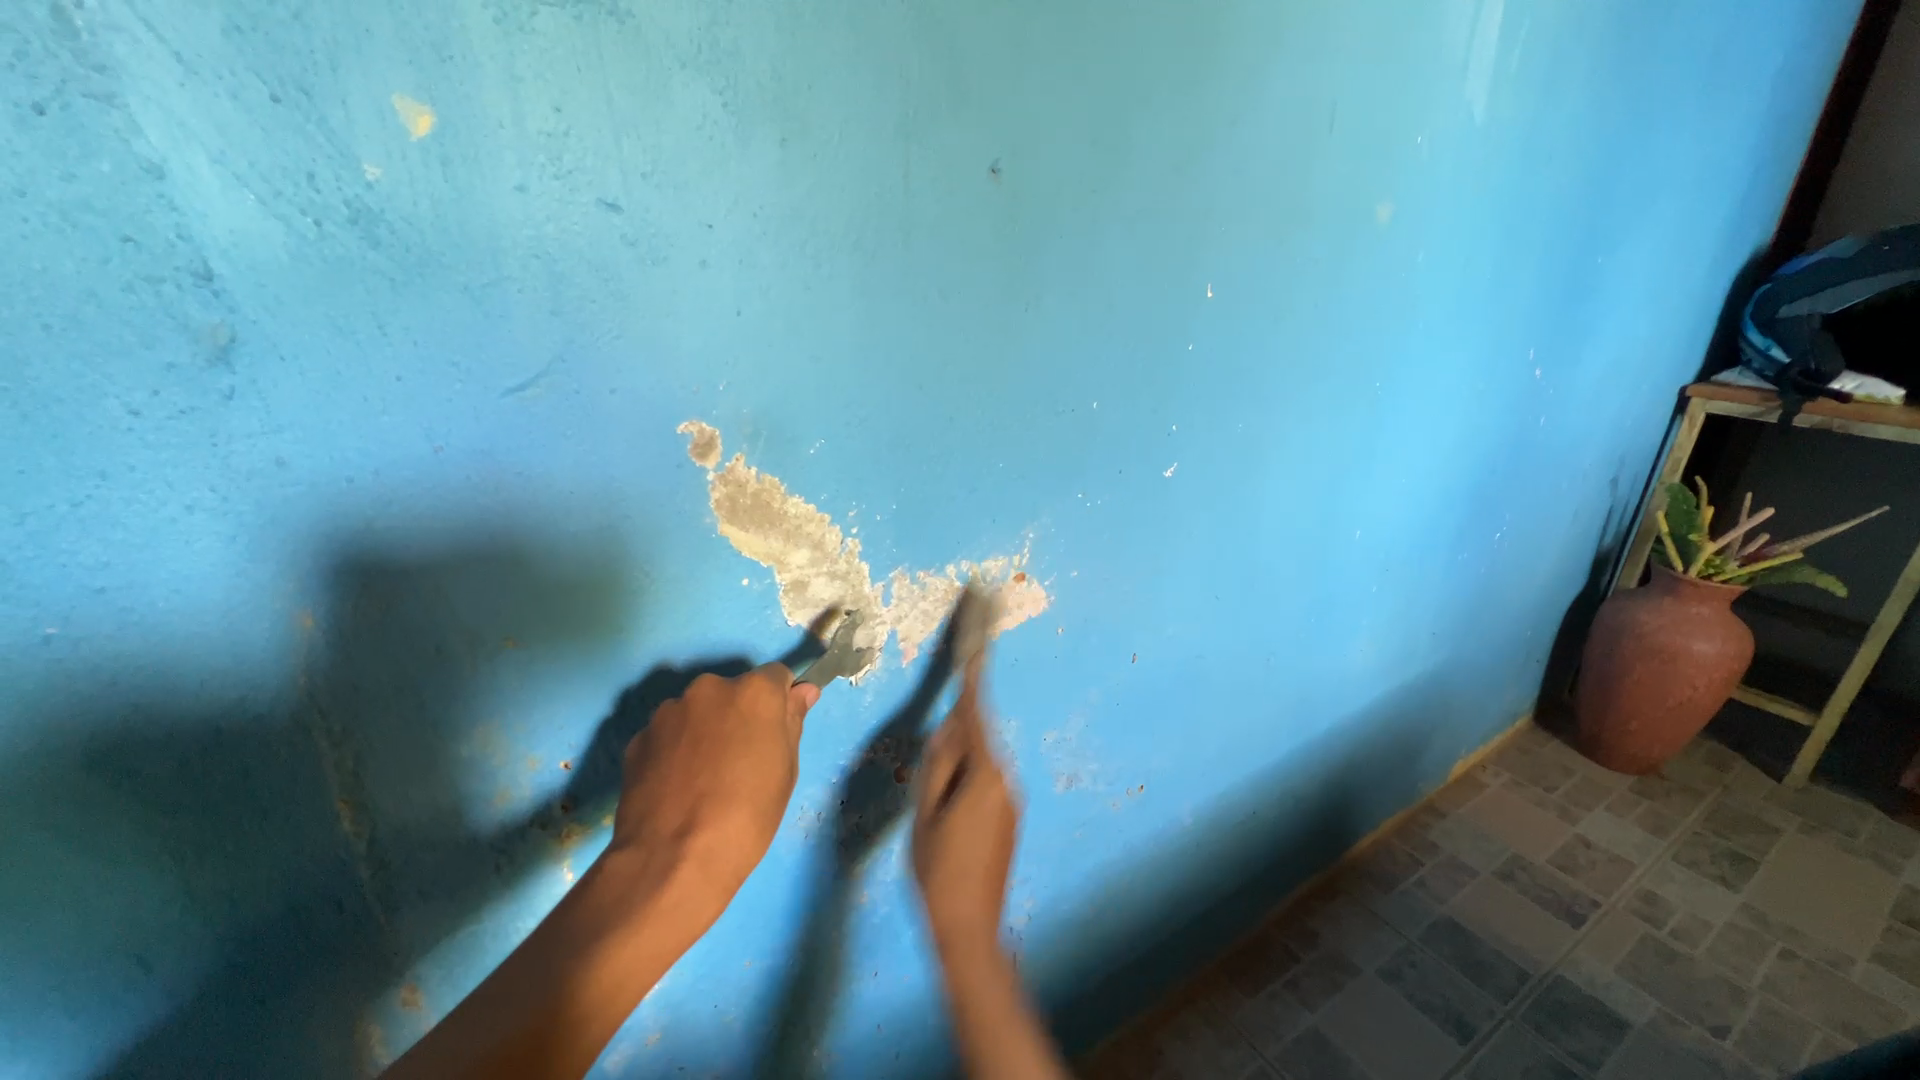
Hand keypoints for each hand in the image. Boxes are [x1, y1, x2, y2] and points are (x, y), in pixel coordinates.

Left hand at [610, 664, 818, 922]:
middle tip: (740, 761)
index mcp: (754, 692)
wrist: (672, 860)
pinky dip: (675, 751)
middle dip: (738, 715)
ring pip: (697, 712)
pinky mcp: (638, 738)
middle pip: (733, 692)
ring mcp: (668, 711)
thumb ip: (792, 722)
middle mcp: (709, 688)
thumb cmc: (747, 816)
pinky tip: (677, 789)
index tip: (775, 734)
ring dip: (704, 731)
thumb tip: (803, 692)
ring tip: (703, 780)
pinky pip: (667, 735)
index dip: (779, 703)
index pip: (775, 676)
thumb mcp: (786, 771)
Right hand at [911, 649, 1018, 953]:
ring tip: (932, 794)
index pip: (976, 715)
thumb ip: (936, 765)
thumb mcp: (925, 813)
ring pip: (981, 760)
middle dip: (955, 731)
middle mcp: (1005, 779)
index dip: (973, 678)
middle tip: (929, 754)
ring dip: (959, 759)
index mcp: (984, 774)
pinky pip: (986, 779)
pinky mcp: (1010, 815)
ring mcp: (1011, 798)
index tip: (975, 645)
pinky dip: (967, 777)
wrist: (971, 926)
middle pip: (978, 736)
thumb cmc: (938, 870)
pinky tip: (946, 806)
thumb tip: (946, 729)